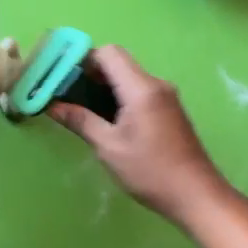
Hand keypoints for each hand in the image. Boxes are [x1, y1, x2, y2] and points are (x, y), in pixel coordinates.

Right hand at [48, 45, 234, 224]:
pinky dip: (117, 99)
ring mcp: (165, 97)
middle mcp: (156, 85)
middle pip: (117, 64)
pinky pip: (137, 93)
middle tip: (65, 97)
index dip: (83, 60)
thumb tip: (52, 105)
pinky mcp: (168, 110)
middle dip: (89, 76)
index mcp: (141, 88)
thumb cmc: (149, 170)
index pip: (109, 53)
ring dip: (102, 89)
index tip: (62, 80)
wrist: (195, 195)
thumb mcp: (108, 146)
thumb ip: (80, 120)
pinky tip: (104, 121)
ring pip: (127, 79)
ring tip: (79, 111)